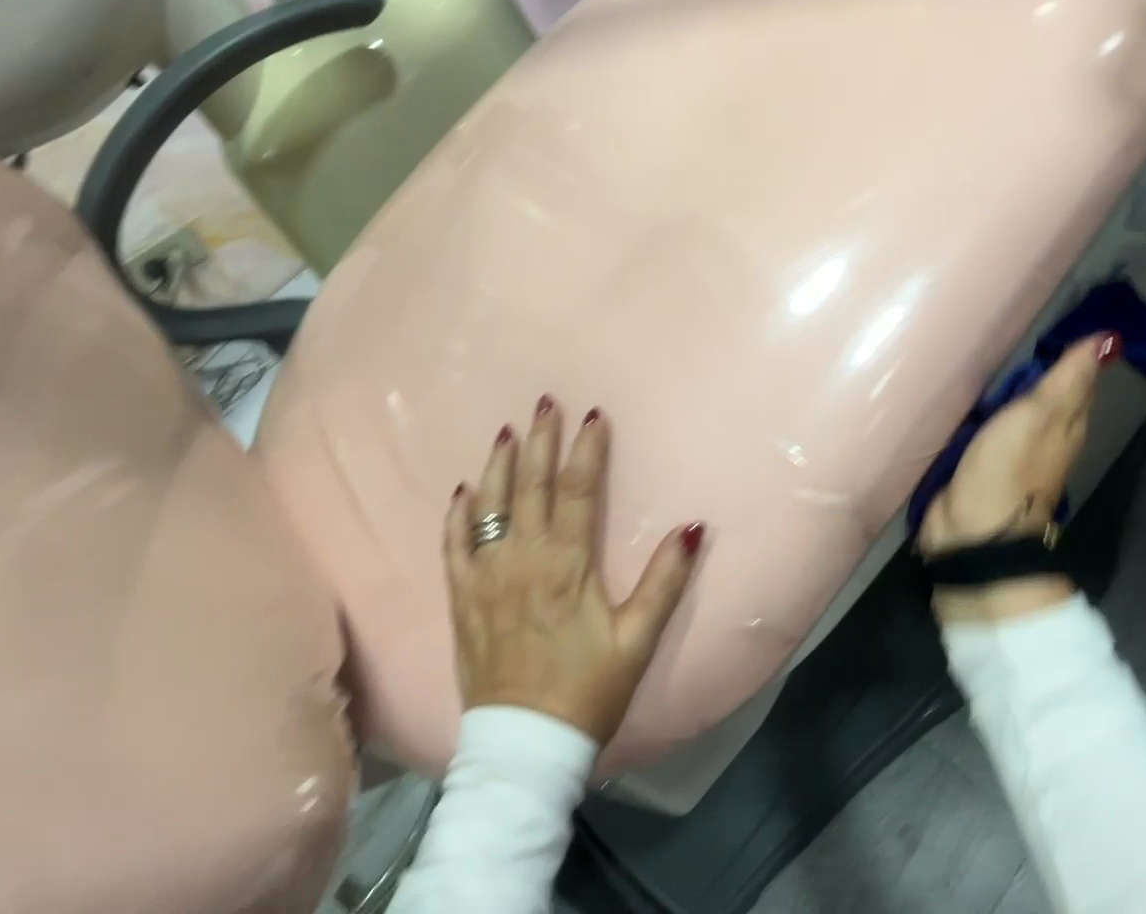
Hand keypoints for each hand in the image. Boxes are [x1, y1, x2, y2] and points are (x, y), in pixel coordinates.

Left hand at [444, 398, 702, 743]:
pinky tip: (462, 491)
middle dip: (540, 440)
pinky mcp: (462, 598)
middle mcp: (523, 558)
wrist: (525, 743)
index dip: (587, 450)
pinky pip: (454, 546)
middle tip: (544, 402)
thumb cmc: (588, 689)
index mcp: (567, 564)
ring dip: (499, 466)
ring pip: (489, 506)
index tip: (594, 415)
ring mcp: (486, 576)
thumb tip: (691, 528)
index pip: (579, 491)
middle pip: (531, 486)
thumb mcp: (637, 641)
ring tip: (506, 432)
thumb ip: (664, 582)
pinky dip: (457, 515)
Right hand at [919, 332, 1116, 623]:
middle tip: (1020, 329)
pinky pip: (986, 426)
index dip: (1073, 353)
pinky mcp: (979, 464)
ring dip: (1009, 388)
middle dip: (1039, 367)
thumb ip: (1066, 379)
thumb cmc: (1007, 470)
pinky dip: (984, 409)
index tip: (1061, 320)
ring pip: (1016, 411)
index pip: (1078, 380)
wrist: (971, 532)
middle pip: (1047, 395)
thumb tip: (1109, 338)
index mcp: (1067, 425)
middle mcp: (1045, 437)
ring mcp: (1011, 453)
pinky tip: (971, 396)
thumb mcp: (1039, 416)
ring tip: (991, 354)